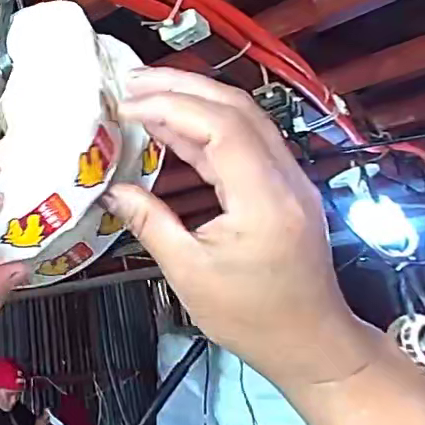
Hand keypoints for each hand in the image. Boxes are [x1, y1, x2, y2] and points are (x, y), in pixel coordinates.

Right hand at [100, 69, 380, 389]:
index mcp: (264, 200)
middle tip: (131, 81)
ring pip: (242, 117)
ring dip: (194, 99)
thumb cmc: (255, 319)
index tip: (127, 106)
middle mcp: (284, 178)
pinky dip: (205, 127)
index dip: (170, 107)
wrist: (312, 342)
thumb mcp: (190, 275)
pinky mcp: (282, 184)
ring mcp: (288, 178)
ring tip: (146, 95)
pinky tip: (172, 128)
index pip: (220, 128)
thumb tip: (112, 192)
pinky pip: (243, 140)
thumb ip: (150, 223)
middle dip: (180, 87)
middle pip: (235, 107)